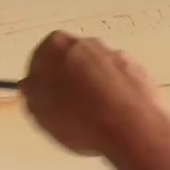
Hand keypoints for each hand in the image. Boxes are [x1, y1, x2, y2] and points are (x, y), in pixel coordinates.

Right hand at [21, 32, 169, 169]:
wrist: (131, 128)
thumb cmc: (78, 117)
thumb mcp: (40, 112)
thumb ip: (31, 95)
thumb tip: (31, 88)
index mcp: (54, 44)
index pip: (40, 59)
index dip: (42, 83)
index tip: (46, 102)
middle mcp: (84, 42)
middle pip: (71, 61)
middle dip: (70, 81)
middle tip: (70, 111)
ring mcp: (113, 54)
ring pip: (97, 70)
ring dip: (95, 87)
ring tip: (97, 119)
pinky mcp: (138, 70)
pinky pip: (121, 81)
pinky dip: (118, 94)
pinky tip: (117, 118)